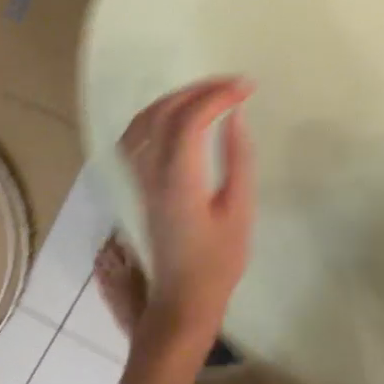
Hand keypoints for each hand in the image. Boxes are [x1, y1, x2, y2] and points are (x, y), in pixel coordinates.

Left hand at [118, 77, 255, 346]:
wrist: (184, 298)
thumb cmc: (219, 260)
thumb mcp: (240, 211)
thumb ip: (239, 160)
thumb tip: (235, 116)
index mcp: (180, 180)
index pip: (191, 120)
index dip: (218, 96)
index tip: (248, 88)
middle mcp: (153, 174)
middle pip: (164, 113)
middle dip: (199, 90)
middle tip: (234, 85)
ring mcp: (141, 179)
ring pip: (144, 121)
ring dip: (175, 98)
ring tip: (209, 93)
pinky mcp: (139, 185)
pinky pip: (136, 136)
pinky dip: (156, 114)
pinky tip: (177, 114)